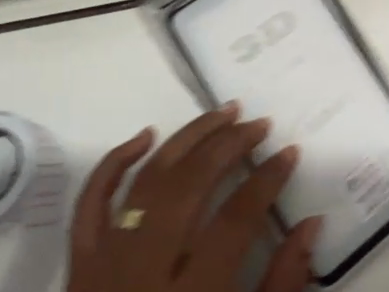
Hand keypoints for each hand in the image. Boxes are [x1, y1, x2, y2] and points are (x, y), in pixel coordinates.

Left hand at [68, 104, 322, 291]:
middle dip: (227, 147)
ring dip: (186, 141)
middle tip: (259, 124)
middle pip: (186, 189)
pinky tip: (145, 137)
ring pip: (144, 185)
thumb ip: (281, 284)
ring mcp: (103, 270)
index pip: (234, 222)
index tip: (290, 152)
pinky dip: (113, 166)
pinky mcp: (78, 271)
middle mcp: (142, 276)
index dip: (266, 180)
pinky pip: (89, 208)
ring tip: (222, 113)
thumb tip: (310, 224)